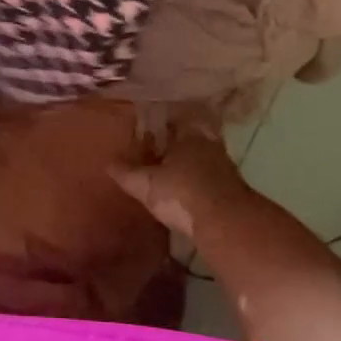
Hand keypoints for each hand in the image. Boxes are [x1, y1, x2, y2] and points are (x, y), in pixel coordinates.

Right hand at [111, 129, 254, 238]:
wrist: (226, 220)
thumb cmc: (182, 193)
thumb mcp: (146, 184)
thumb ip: (127, 173)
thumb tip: (108, 162)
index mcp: (189, 135)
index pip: (176, 119)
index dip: (162, 124)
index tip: (150, 130)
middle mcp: (209, 144)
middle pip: (191, 138)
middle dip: (177, 145)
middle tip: (159, 153)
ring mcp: (224, 164)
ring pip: (203, 157)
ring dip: (189, 163)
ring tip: (172, 174)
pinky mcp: (232, 186)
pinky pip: (211, 176)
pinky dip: (200, 180)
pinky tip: (189, 191)